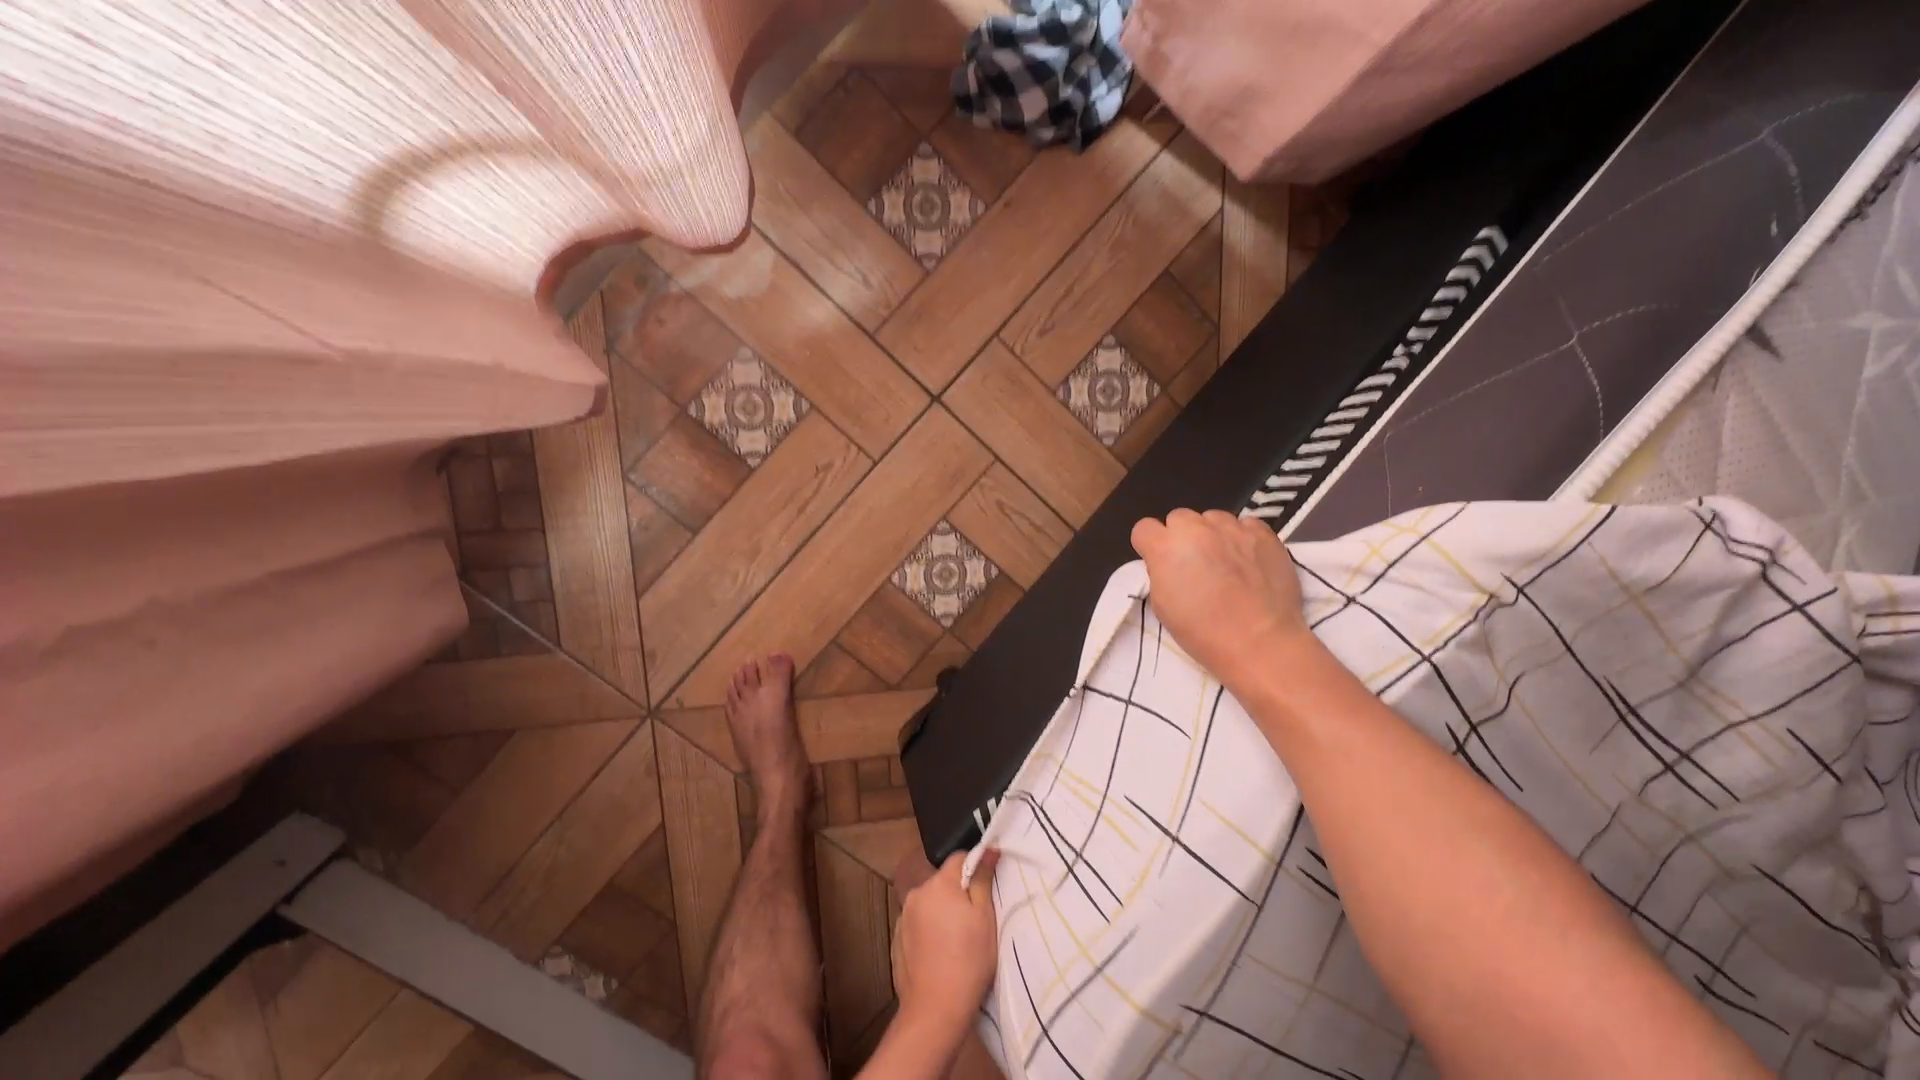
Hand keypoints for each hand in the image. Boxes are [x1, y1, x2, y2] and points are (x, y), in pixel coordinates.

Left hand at [891, 851, 999, 1035]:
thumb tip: (988, 849)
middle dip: (957, 894)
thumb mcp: (985, 917)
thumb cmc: (969, 960)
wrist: (935, 1008)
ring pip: (929, 905)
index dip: (975, 868)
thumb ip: (982, 879)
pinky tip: (940, 954)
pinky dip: (929, 932)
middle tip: (975, 921)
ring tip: (957, 941)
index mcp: (938, 884)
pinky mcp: (896, 941)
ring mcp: (903, 918)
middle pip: (942, 882)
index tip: (986, 890)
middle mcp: (915, 894)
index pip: (958, 858)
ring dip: (942, 913)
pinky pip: (918, 926)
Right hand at [1131, 509, 1318, 684]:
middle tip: (1194, 563)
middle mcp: (1197, 529)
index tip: (1161, 562)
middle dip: (1182, 537)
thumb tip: (1169, 564)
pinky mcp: (1263, 533)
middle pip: (1179, 518)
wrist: (1259, 642)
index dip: (1150, 545)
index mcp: (1166, 548)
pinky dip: (1242, 538)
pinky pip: (1245, 525)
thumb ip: (1160, 573)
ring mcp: (1232, 527)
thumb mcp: (1162, 607)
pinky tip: (1249, 560)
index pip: (1144, 528)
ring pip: (1213, 518)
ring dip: (1213, 535)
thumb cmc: (1203, 632)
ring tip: (1226, 561)